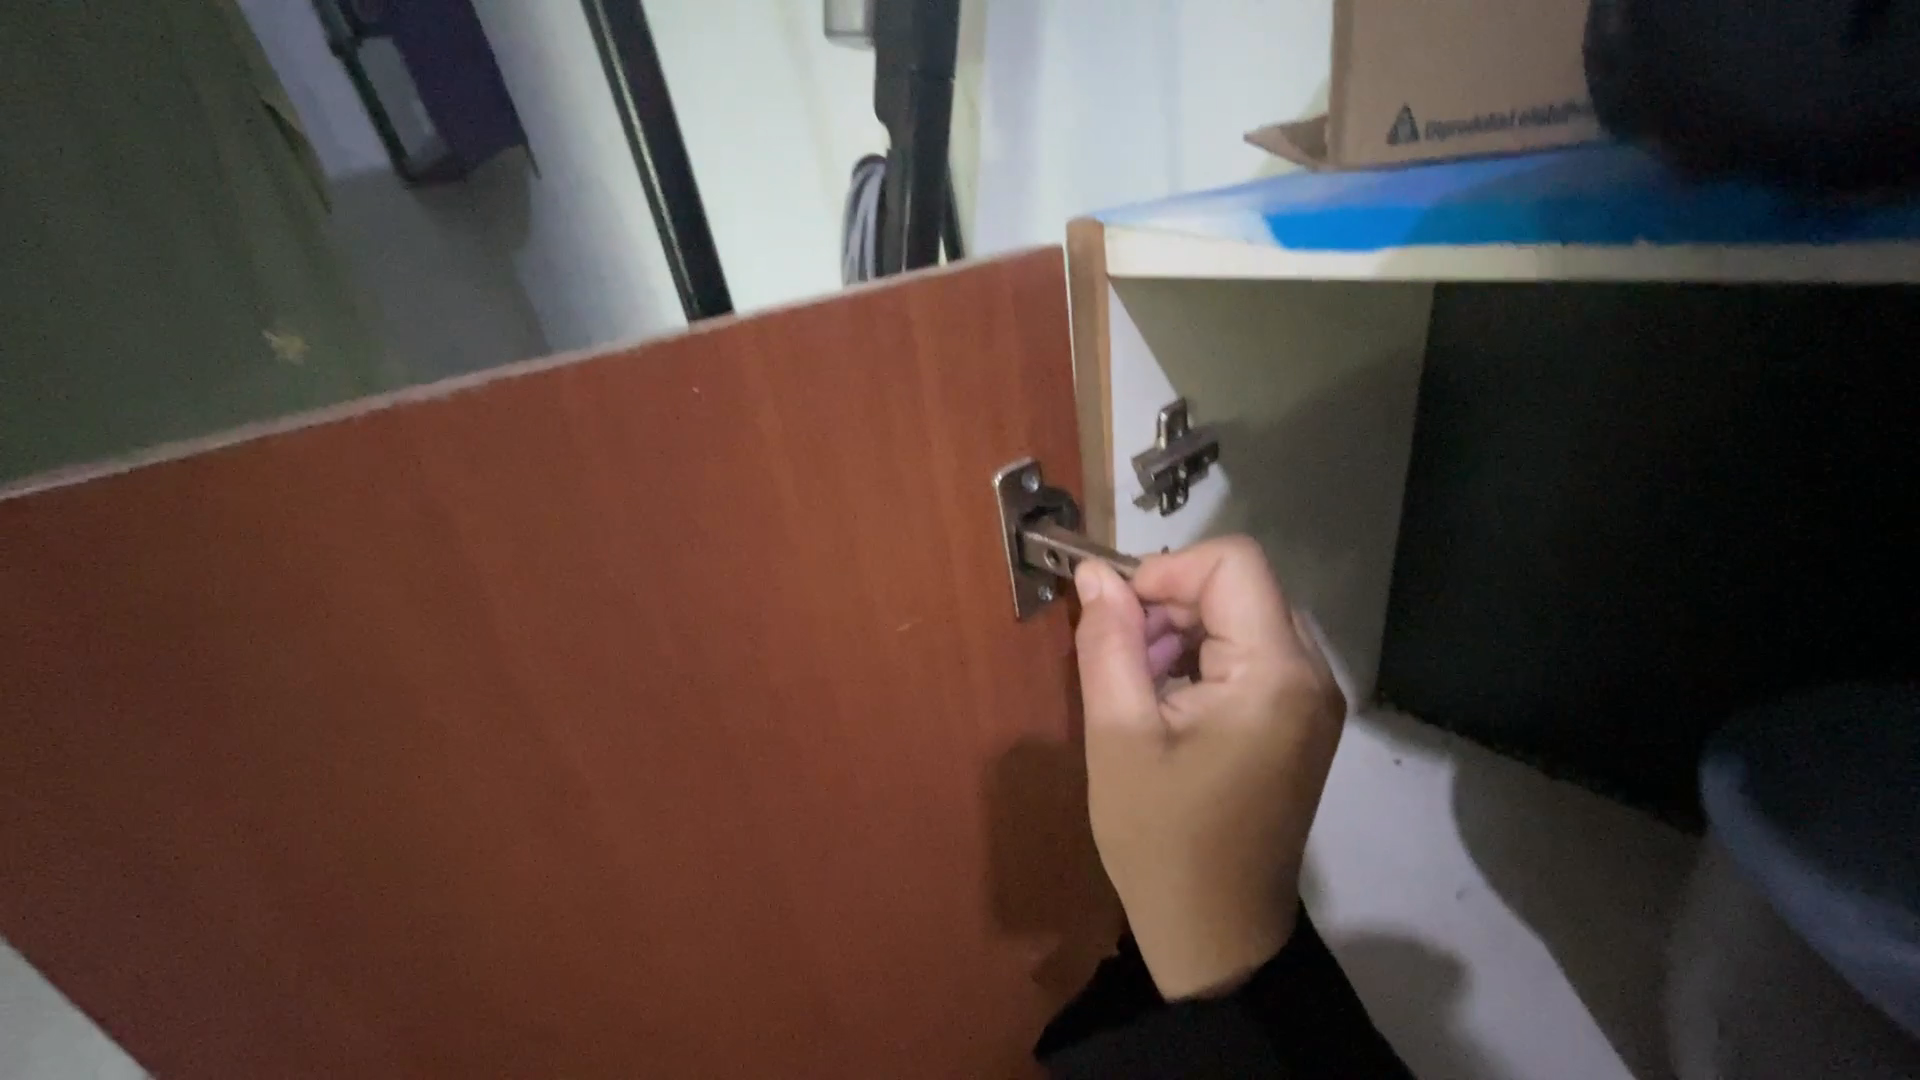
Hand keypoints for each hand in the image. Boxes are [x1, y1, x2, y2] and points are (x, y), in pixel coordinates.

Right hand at [1072, 537, 1346, 1001]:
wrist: (1216, 931)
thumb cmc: (1161, 837)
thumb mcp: (1117, 734)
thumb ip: (1107, 641)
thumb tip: (1094, 572)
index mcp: (1275, 674)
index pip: (1232, 561)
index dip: (1165, 571)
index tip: (1117, 618)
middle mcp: (1311, 673)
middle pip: (1238, 586)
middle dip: (1168, 606)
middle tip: (1121, 660)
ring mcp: (1312, 697)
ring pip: (1241, 615)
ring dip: (1180, 633)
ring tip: (1139, 688)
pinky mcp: (1300, 717)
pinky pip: (1249, 652)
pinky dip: (1200, 658)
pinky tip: (1167, 704)